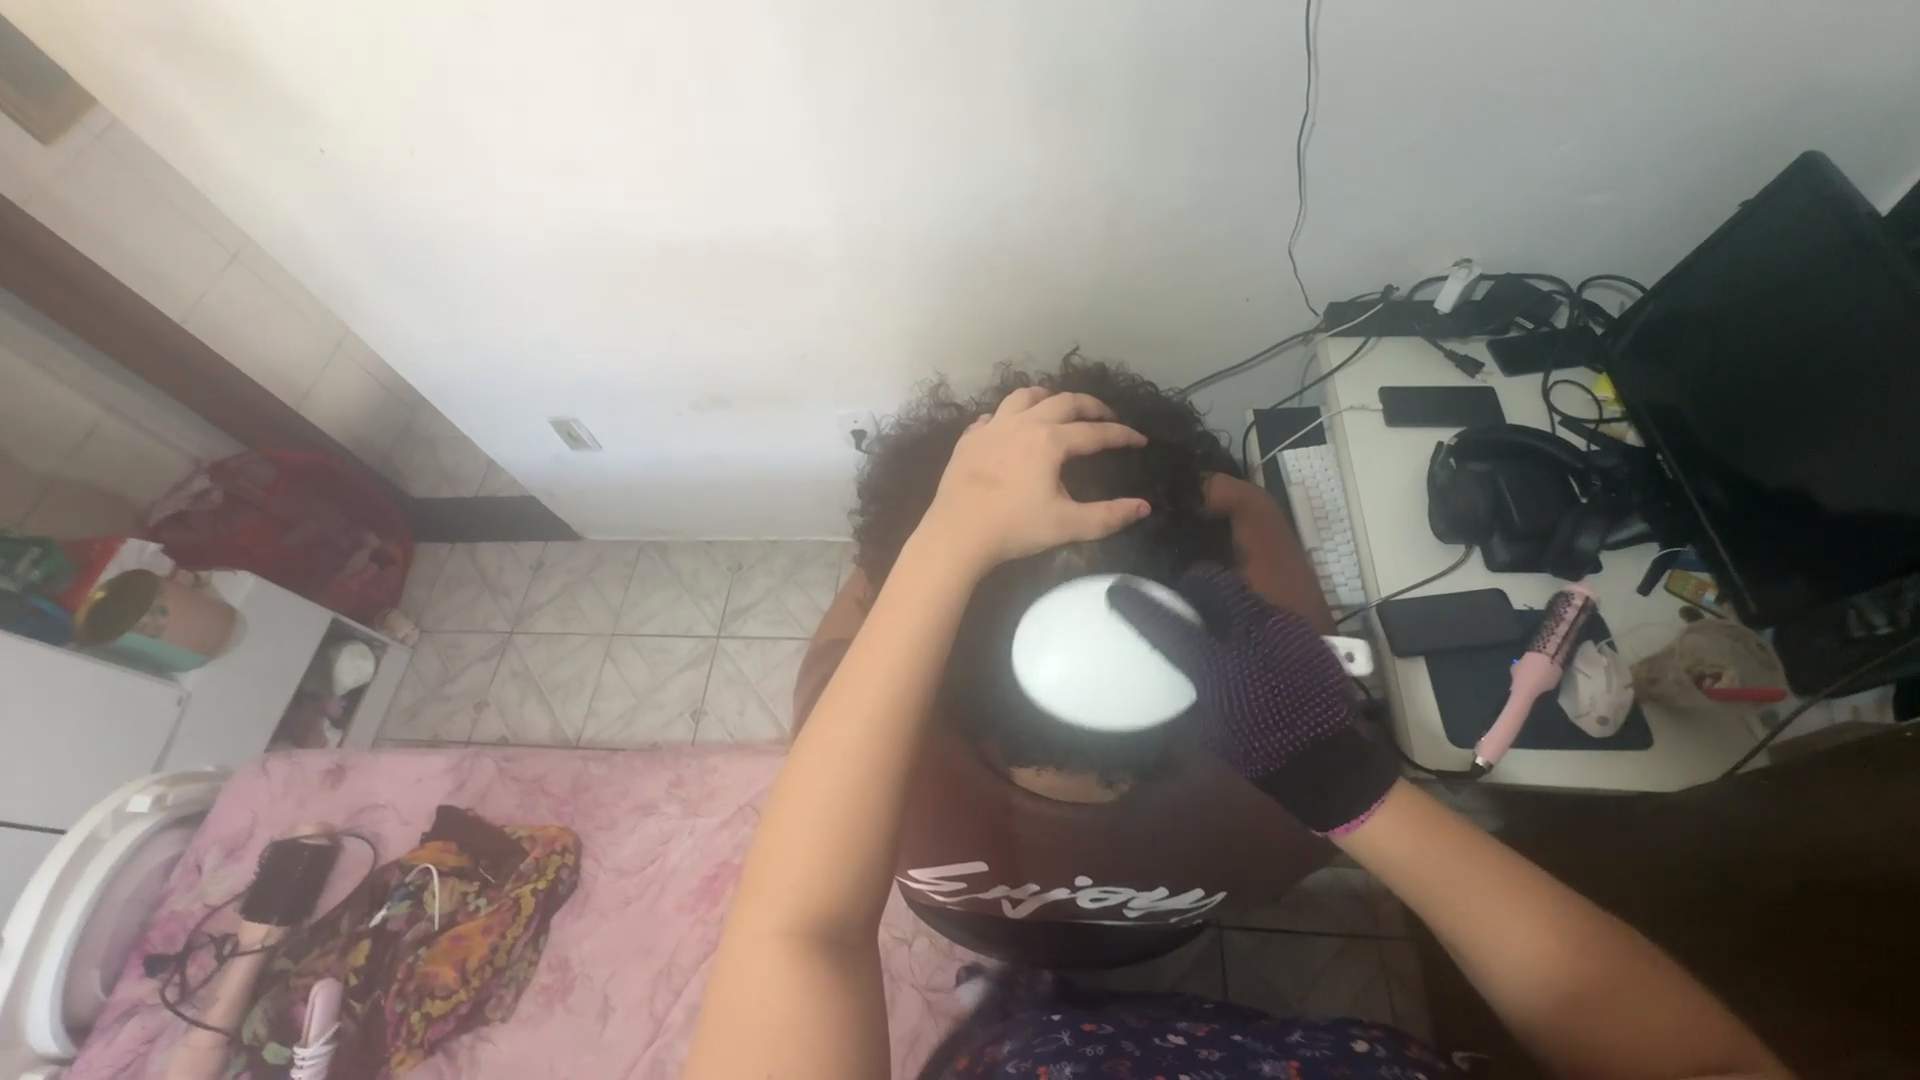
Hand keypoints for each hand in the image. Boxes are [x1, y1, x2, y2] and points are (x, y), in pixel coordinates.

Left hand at [918, 387, 1150, 571]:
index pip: (1095, 432)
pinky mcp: (968, 440)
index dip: (1121, 435)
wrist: (957, 533)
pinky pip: (992, 416)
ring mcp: (991, 428)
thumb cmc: (1014, 528)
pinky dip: (1008, 415)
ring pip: (1023, 397)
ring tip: (1058, 406)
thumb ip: (1108, 516)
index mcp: (1050, 441)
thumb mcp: (1067, 525)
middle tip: (1105, 415)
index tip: (1139, 439)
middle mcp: (1022, 424)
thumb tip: (1143, 507)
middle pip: (1063, 402)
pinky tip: (1010, 426)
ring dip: (1047, 397)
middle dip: (1090, 405)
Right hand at [1107, 563, 1397, 835]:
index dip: (1138, 605)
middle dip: (1197, 584)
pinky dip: (1256, 623)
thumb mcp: (1212, 727)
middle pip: (1214, 582)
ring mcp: (1284, 629)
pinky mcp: (1308, 634)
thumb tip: (1182, 669)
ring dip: (1229, 604)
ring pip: (1246, 596)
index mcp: (1216, 664)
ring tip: (1226, 627)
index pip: (1166, 624)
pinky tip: (1259, 649)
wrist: (1330, 762)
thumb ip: (1195, 687)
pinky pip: (1272, 615)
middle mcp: (1249, 634)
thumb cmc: (1263, 753)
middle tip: (1188, 599)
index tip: (1119, 591)